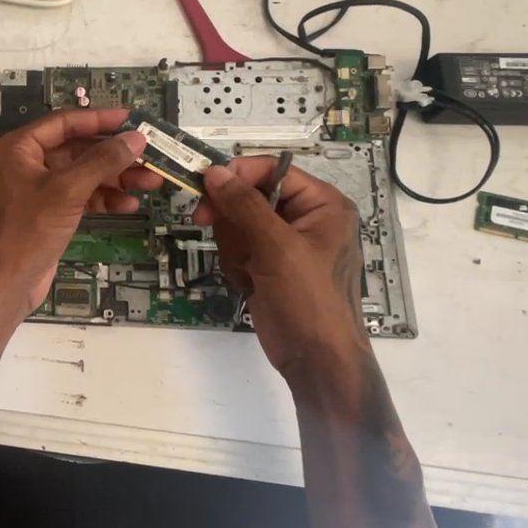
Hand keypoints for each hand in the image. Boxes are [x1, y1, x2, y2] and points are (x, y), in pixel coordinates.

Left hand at [0, 109, 163, 323]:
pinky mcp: (46, 212)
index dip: (100, 120)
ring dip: (114, 177)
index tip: (134, 120)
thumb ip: (102, 161)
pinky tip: (128, 204)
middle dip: (114, 154)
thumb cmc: (27, 232)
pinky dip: (101, 199)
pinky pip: (78, 196)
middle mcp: (23, 163)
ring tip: (151, 181)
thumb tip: (135, 138)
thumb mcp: (67, 191)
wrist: (5, 283)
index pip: (64, 123)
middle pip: (76, 149)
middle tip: (150, 156)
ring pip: (81, 174)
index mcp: (16, 148)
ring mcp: (35, 189)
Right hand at [192, 158, 368, 375]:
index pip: (272, 170)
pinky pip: (238, 248)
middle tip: (204, 222)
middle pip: (249, 195)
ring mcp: (285, 243)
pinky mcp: (269, 264)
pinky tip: (249, 282)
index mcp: (323, 205)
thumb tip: (215, 172)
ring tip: (248, 269)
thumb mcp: (276, 246)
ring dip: (233, 246)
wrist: (315, 357)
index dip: (237, 175)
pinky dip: (236, 263)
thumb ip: (244, 205)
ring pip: (238, 223)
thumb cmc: (308, 298)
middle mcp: (306, 218)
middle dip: (231, 218)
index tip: (203, 186)